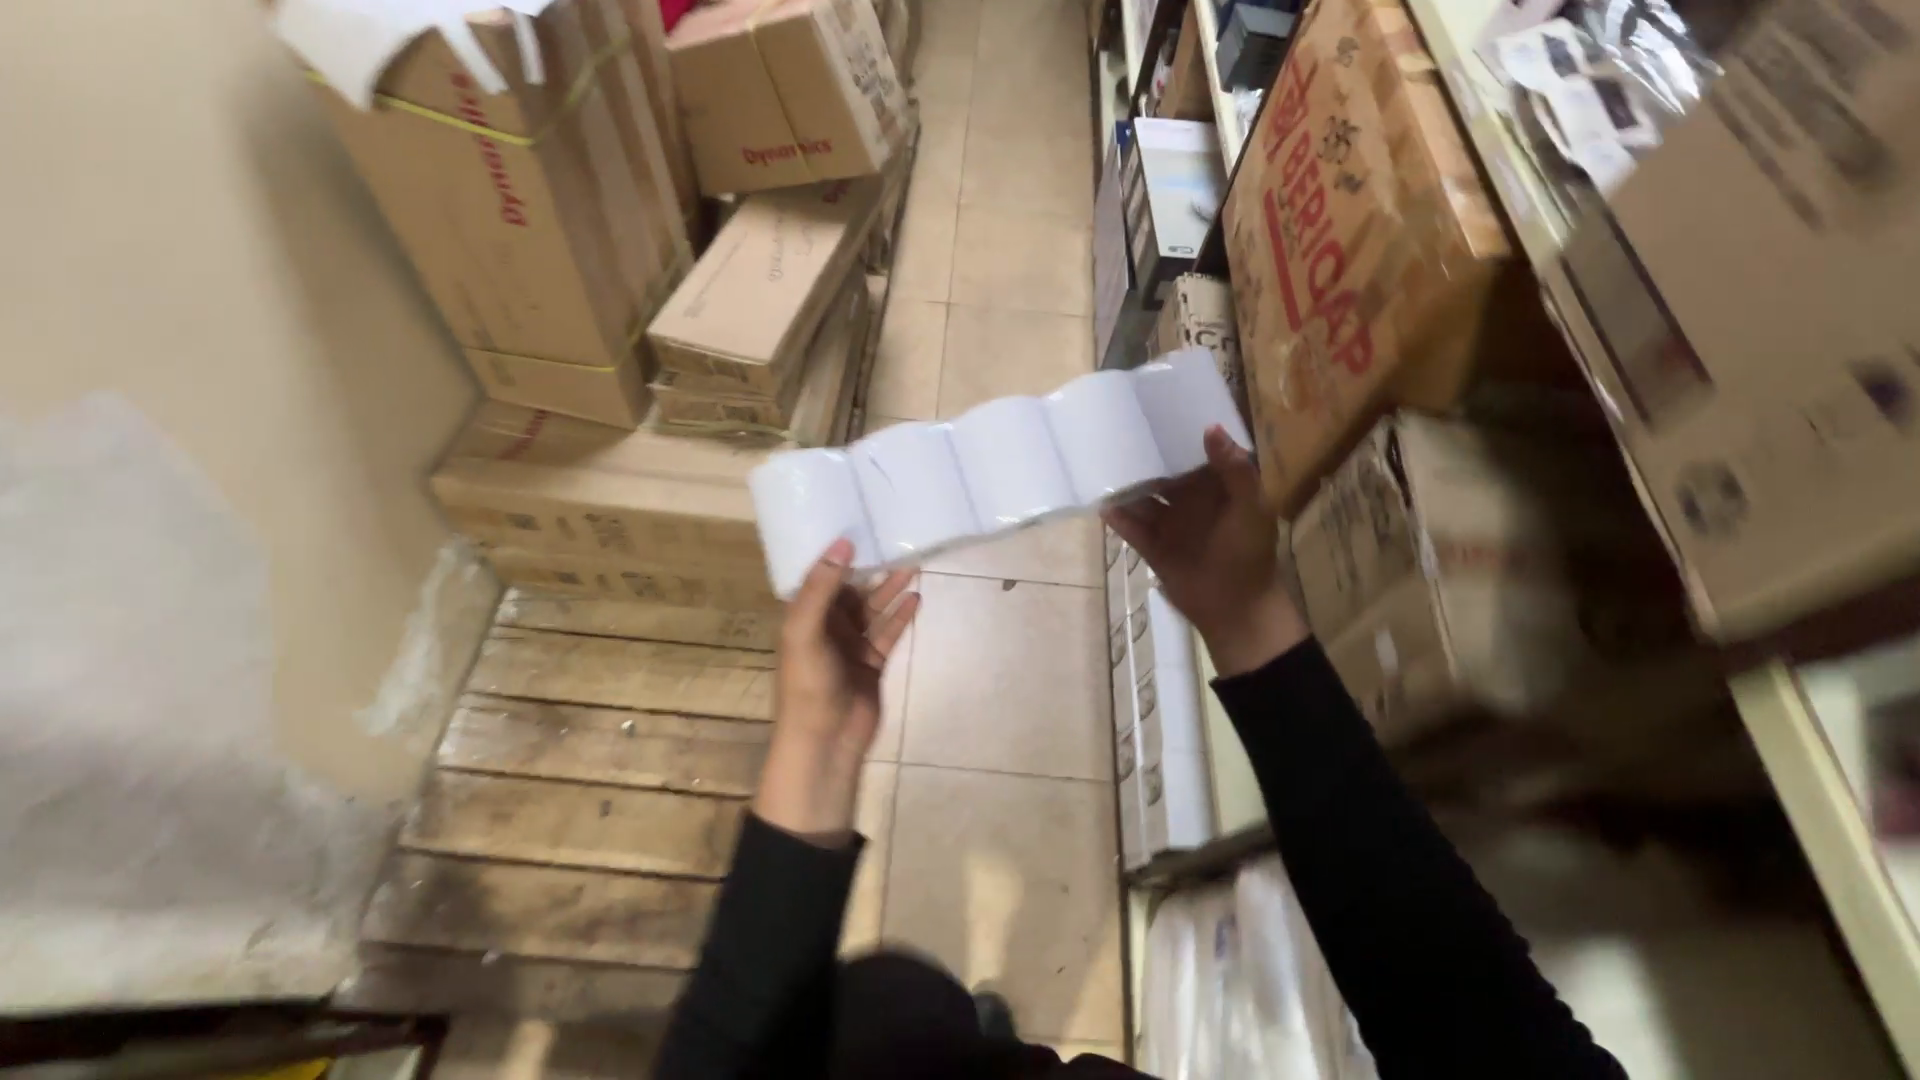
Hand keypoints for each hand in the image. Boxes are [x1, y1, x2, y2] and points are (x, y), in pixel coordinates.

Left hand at [755, 538, 919, 842]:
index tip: (860, 524)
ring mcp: (851, 645)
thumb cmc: (808, 684)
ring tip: (914, 563)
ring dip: (891, 588)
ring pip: (874, 608)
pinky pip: (889, 632)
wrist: (826, 741)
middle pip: (853, 589)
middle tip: (897, 540)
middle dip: (873, 567)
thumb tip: (842, 543)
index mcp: (804, 616)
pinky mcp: (872, 662)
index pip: (822, 575)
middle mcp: (827, 626)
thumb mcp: (805, 630)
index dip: (839, 552)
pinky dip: (901, 615)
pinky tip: (917, 597)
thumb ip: (821, 587)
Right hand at [1101, 426, 1307, 677]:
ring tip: (1101, 465)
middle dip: (1144, 458)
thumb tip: (1210, 428)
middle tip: (1117, 432)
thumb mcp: (1251, 508)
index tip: (1157, 411)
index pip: (1194, 455)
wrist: (1236, 608)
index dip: (1178, 436)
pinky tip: (1102, 505)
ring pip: (1143, 500)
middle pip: (1162, 475)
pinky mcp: (1154, 548)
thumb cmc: (1249, 554)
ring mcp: (1170, 526)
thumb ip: (1234, 470)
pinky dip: (1118, 519)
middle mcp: (1190, 503)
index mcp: (1217, 489)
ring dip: (1127, 487)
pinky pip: (1132, 529)